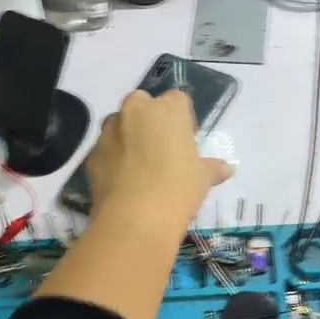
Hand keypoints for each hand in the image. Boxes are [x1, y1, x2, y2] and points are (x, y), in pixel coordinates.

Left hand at [82, 90, 232, 230]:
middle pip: (142, 104)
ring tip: (138, 167)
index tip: (186, 142)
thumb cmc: (177, 190)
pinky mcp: (91, 154)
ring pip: (118, 125)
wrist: (135, 218)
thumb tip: (227, 169)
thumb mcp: (202, 179)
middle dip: (149, 121)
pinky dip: (112, 160)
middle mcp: (135, 111)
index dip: (183, 120)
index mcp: (167, 110)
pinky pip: (105, 150)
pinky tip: (122, 182)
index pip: (178, 100)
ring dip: (127, 137)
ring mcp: (109, 131)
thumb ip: (212, 168)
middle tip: (160, 150)